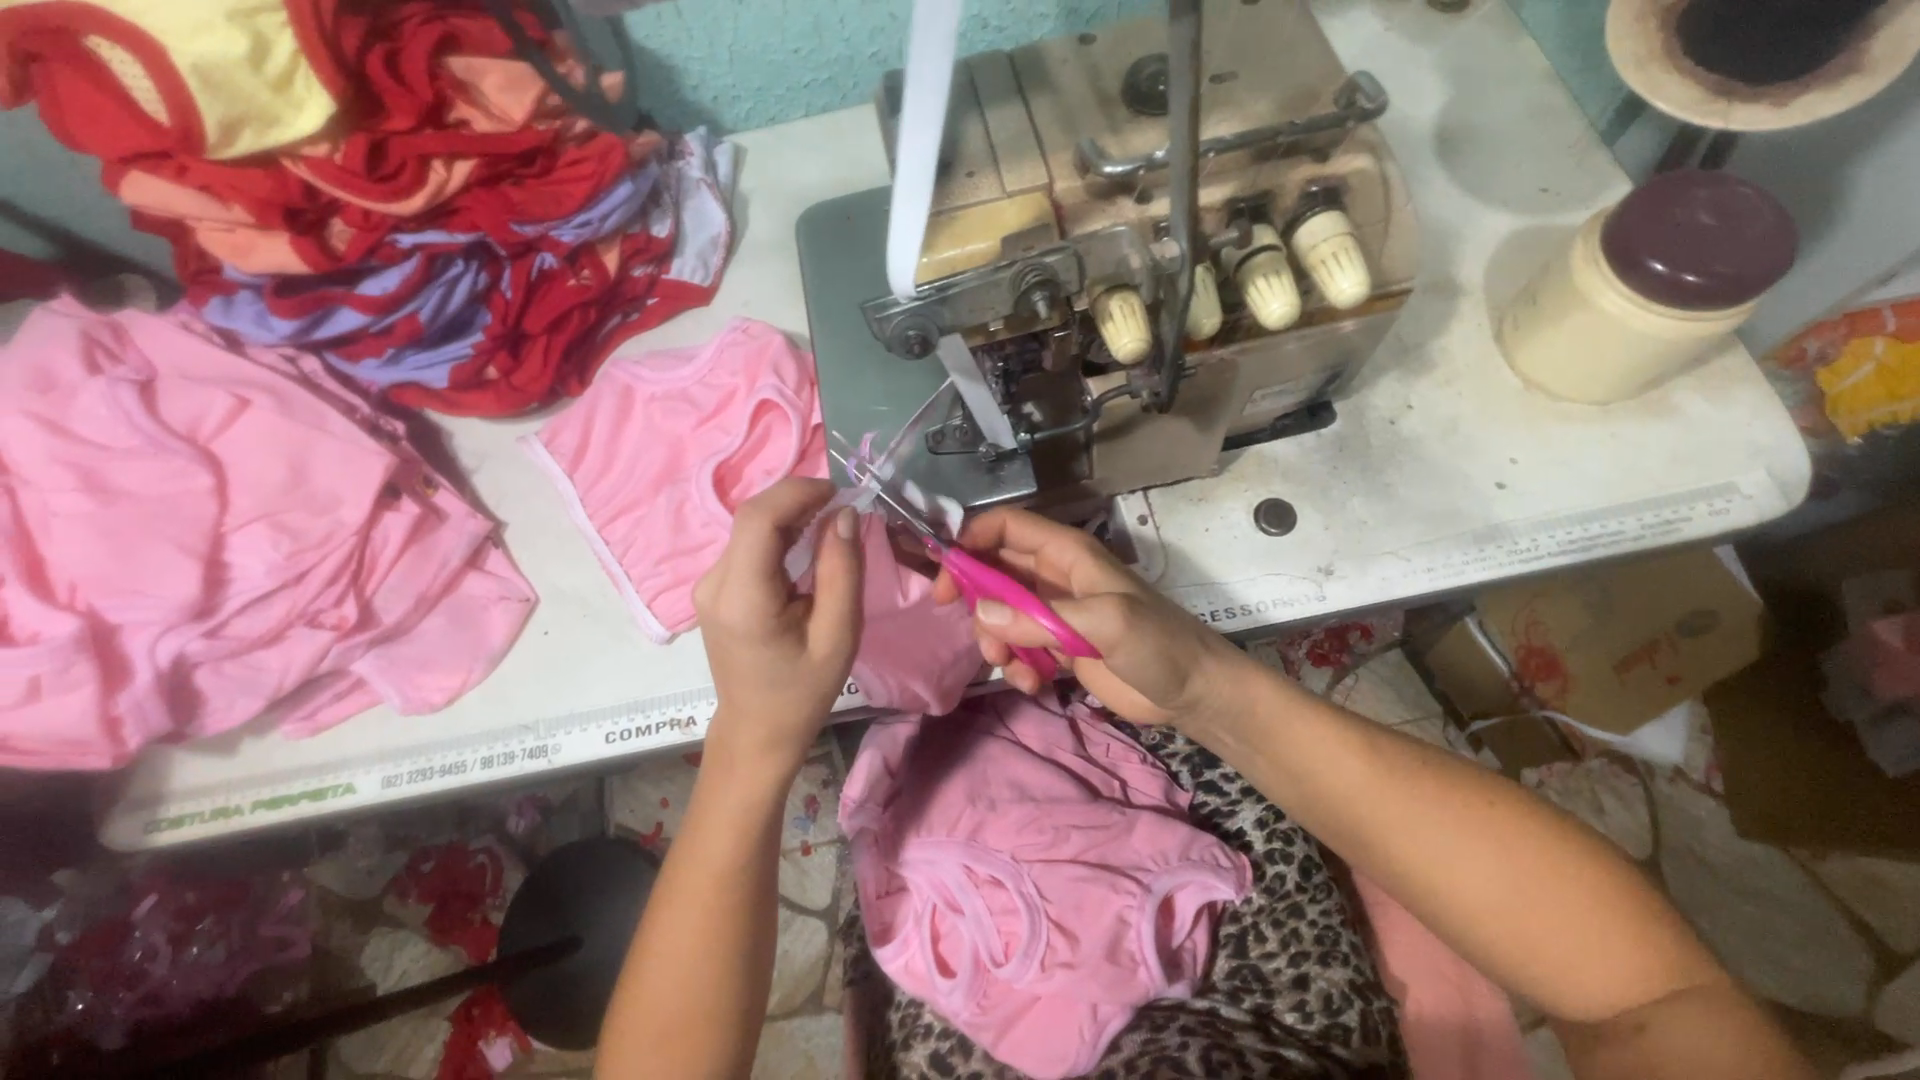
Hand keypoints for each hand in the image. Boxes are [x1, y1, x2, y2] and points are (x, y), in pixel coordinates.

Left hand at [695, 479, 862, 776]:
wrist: (758, 730)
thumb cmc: (803, 691)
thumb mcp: (838, 635)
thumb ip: (841, 571)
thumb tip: (843, 514)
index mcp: (743, 598)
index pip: (759, 519)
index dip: (798, 492)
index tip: (840, 492)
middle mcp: (715, 583)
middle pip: (752, 517)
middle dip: (798, 500)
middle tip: (843, 507)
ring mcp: (708, 585)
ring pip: (749, 527)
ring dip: (791, 516)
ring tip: (831, 527)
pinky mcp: (714, 588)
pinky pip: (748, 545)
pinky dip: (779, 534)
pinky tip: (807, 548)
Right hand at [934, 507, 1253, 728]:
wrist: (1193, 692)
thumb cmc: (1158, 643)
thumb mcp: (1104, 623)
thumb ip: (1040, 619)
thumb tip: (980, 615)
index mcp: (1067, 553)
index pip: (1006, 526)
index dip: (971, 540)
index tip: (946, 576)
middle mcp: (1055, 577)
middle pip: (994, 571)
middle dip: (976, 600)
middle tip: (973, 632)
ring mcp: (1055, 614)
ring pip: (1000, 614)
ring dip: (996, 640)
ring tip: (1011, 666)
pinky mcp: (1059, 648)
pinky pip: (1018, 648)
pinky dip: (1017, 666)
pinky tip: (1035, 684)